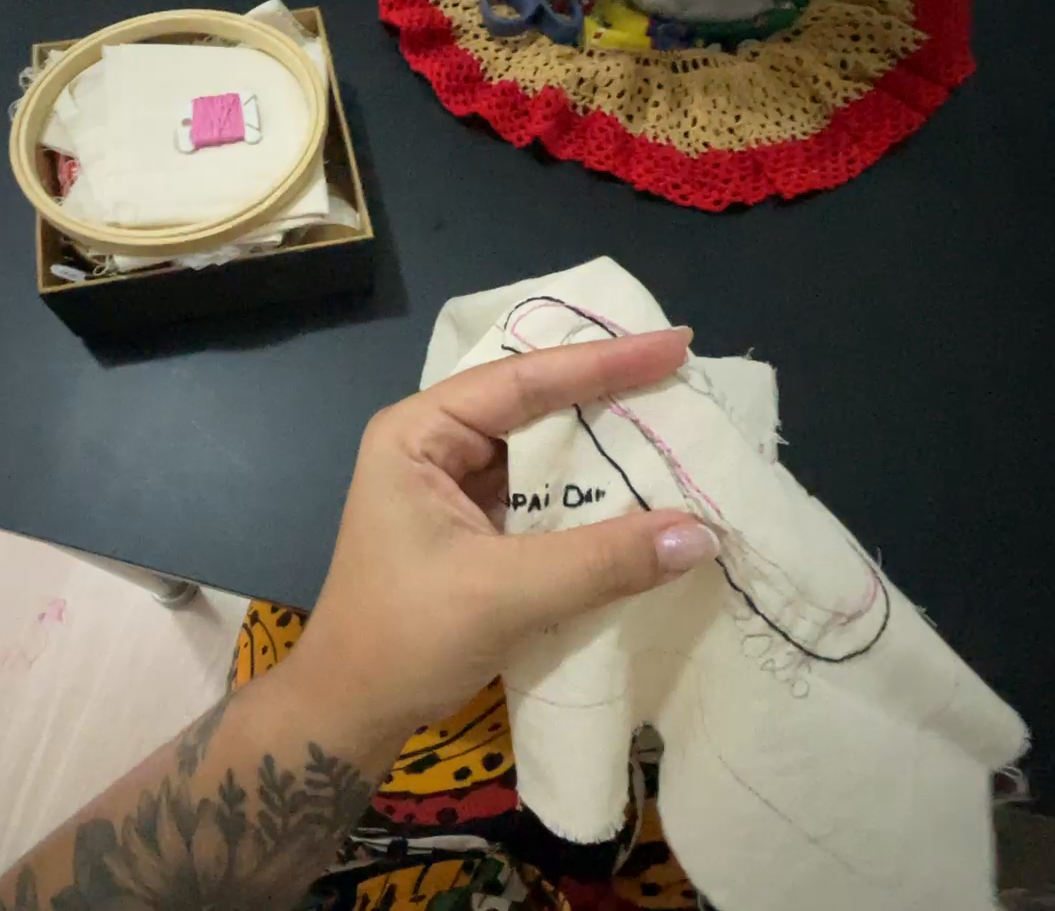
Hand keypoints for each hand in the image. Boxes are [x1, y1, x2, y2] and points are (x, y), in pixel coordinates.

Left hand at [286, 328, 720, 740]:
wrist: (353, 708)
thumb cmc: (404, 638)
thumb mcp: (503, 594)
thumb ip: (602, 561)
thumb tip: (701, 534)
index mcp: (418, 432)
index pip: (519, 380)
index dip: (601, 362)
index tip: (673, 345)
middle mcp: (433, 442)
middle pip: (529, 403)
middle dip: (603, 394)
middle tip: (679, 377)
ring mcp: (450, 482)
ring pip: (537, 447)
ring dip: (598, 445)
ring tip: (671, 426)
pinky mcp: (471, 520)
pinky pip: (536, 490)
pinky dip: (583, 491)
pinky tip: (634, 487)